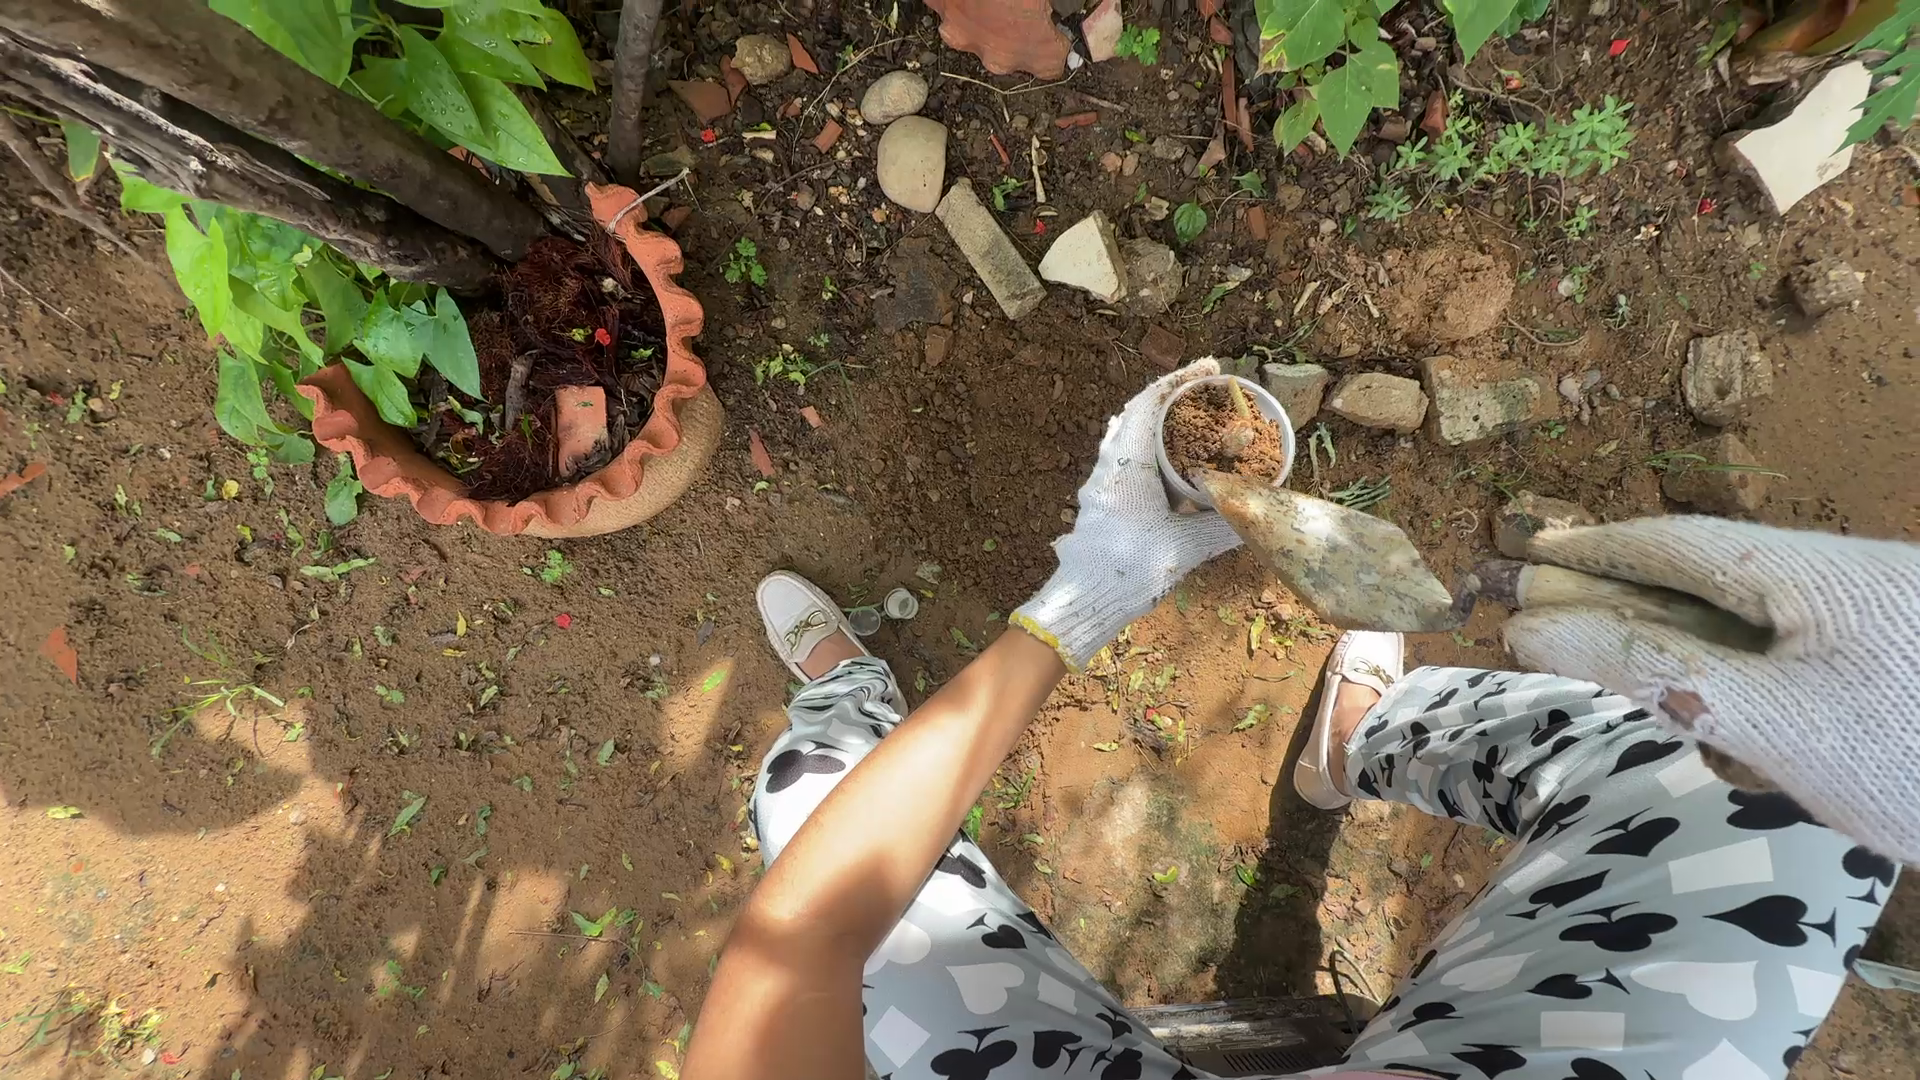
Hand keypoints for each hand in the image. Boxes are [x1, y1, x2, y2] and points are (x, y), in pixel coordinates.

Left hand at [1012, 360, 1243, 669]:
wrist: (1085, 601)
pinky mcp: (1100, 502)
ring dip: (1157, 425)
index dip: (1179, 379)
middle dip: (1170, 399)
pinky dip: (1150, 452)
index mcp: (1127, 464)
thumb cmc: (1131, 568)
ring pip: (1126, 437)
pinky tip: (1171, 468)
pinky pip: (1124, 461)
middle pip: (1135, 414)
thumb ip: (1222, 528)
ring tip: (1192, 427)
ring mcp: (1100, 483)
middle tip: (1205, 396)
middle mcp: (1108, 466)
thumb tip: (1255, 514)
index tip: (1210, 369)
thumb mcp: (1186, 547)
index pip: (1148, 403)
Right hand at [1503, 516, 1919, 860]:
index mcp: (1820, 574)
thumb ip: (1642, 666)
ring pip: (1754, 619)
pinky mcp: (1905, 660)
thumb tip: (1526, 626)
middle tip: (1561, 620)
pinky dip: (1747, 678)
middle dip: (1628, 598)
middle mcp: (1857, 579)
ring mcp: (1888, 619)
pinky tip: (1749, 730)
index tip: (1529, 548)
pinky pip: (1800, 653)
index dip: (1594, 544)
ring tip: (1651, 686)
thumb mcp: (1764, 722)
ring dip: (1688, 648)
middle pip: (1709, 575)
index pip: (1676, 542)